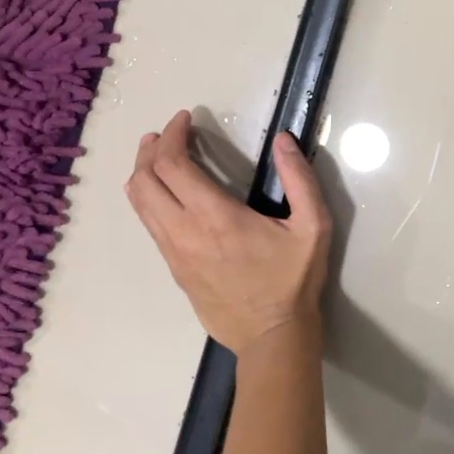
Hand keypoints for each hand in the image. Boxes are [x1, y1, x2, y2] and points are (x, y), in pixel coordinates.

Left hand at [125, 110, 332, 353]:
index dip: (173, 135)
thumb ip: (300, 179)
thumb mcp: (314, 225)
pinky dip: (149, 198)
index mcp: (215, 216)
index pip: (173, 164)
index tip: (185, 118)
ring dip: (143, 173)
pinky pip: (149, 225)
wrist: (271, 334)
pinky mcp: (173, 269)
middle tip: (166, 132)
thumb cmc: (294, 278)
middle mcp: (183, 231)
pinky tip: (166, 194)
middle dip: (150, 149)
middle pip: (145, 180)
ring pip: (139, 204)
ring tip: (156, 155)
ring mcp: (173, 253)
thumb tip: (283, 140)